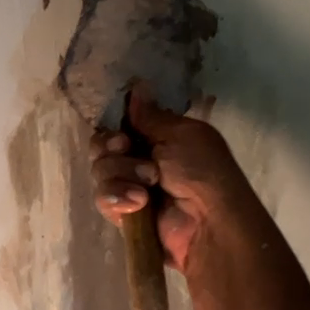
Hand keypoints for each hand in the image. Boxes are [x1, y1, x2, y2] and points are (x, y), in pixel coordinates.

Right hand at [89, 86, 252, 272]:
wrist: (208, 224)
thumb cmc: (202, 172)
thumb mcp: (182, 135)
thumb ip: (151, 116)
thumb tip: (137, 86)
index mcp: (159, 137)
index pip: (120, 125)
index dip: (115, 128)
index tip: (124, 136)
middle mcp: (141, 159)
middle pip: (102, 146)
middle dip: (112, 150)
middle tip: (132, 154)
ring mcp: (130, 187)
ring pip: (100, 171)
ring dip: (121, 175)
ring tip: (148, 188)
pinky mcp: (124, 213)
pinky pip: (104, 199)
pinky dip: (117, 199)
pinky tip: (137, 204)